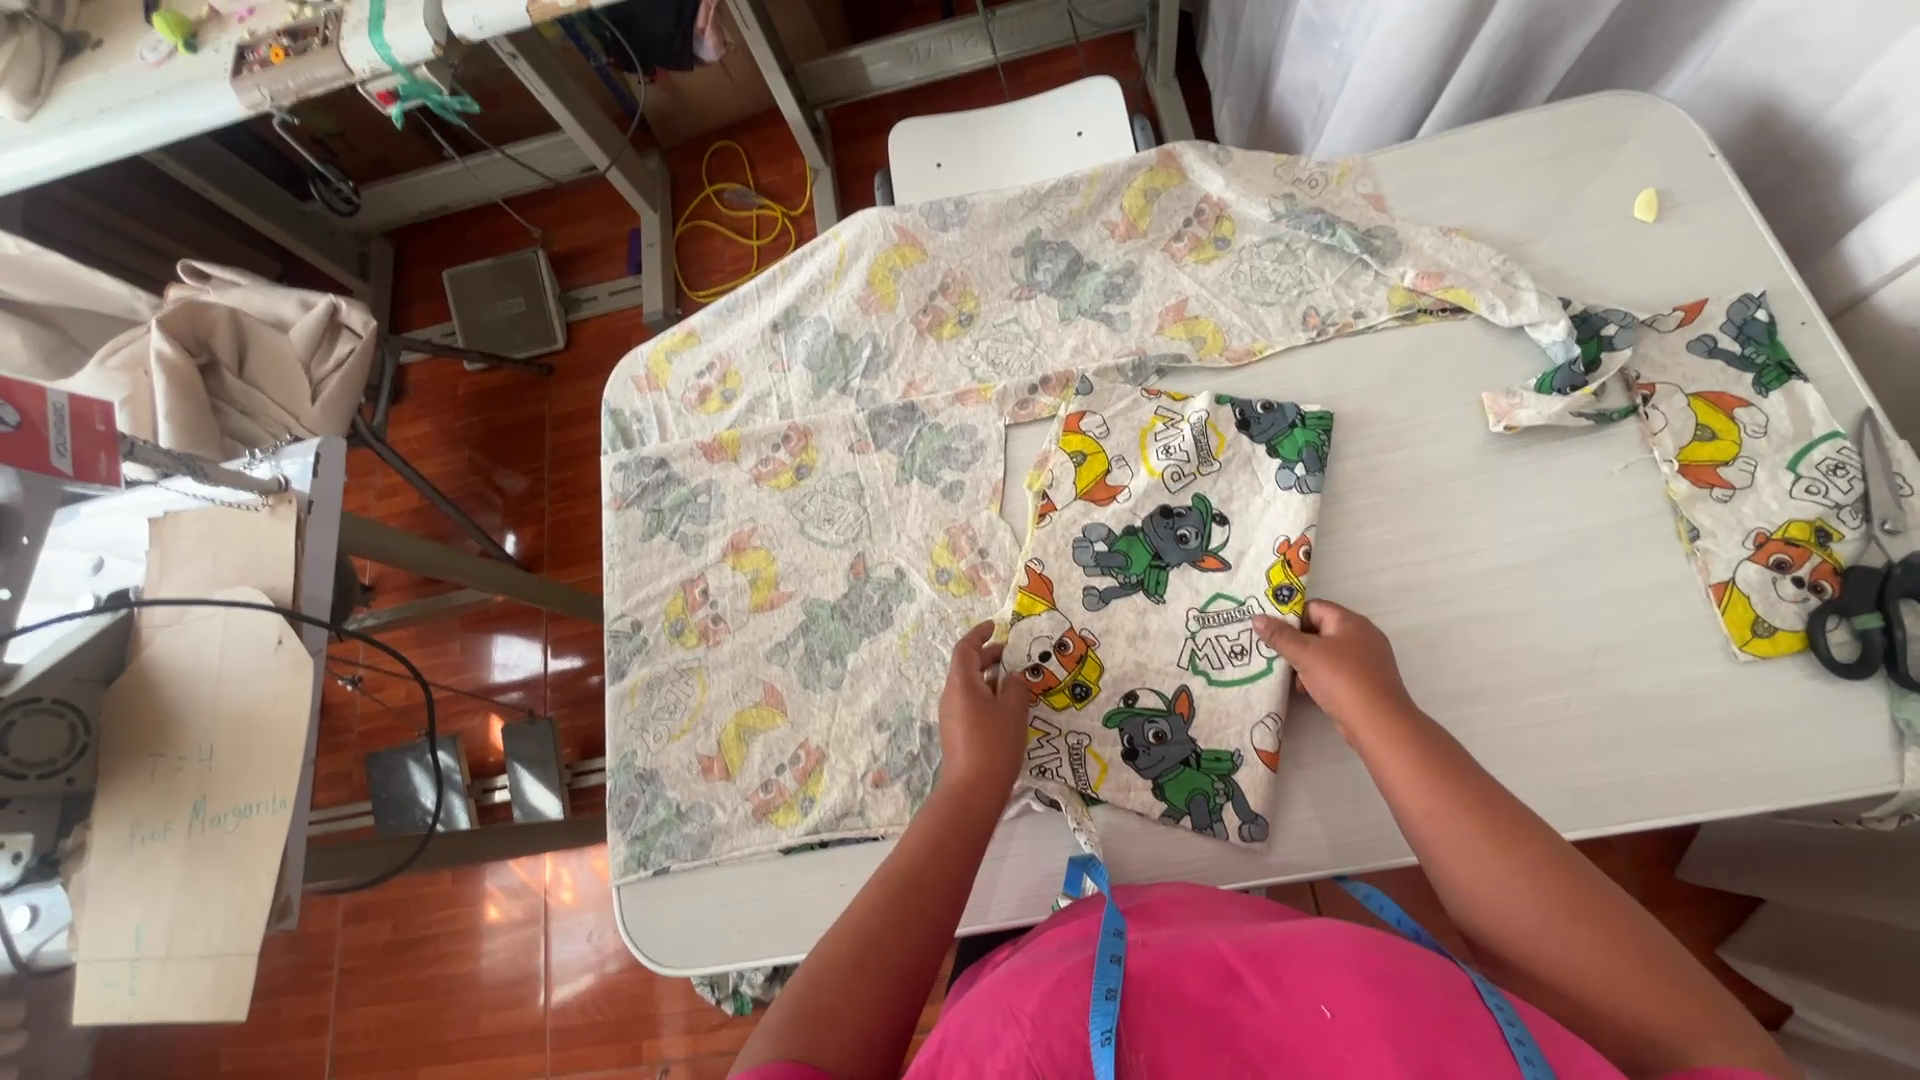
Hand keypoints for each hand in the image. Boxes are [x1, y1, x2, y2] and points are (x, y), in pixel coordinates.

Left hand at [937, 621, 1027, 796]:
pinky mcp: (957, 732)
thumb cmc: (994, 744)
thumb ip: (1014, 686)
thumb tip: (1011, 677)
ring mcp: (951, 715)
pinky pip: (971, 702)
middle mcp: (951, 695)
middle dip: (989, 656)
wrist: (973, 790)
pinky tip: (1008, 707)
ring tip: (1016, 681)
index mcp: (961, 683)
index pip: (965, 648)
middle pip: (967, 666)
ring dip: (991, 677)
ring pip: (970, 686)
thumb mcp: (1013, 709)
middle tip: (1014, 655)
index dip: (979, 634)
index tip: (995, 626)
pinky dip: (987, 695)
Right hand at [1253, 600, 1418, 743]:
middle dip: (1295, 642)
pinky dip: (1320, 676)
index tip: (1271, 631)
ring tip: (1290, 676)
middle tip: (1274, 653)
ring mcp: (1366, 659)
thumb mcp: (1305, 654)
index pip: (1314, 607)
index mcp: (1350, 621)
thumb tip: (1257, 618)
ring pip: (1326, 652)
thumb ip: (1279, 636)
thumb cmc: (1341, 680)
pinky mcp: (1366, 680)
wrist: (1378, 722)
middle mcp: (1362, 635)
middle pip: (1319, 629)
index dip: (1290, 616)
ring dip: (1305, 662)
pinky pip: (1336, 670)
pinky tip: (1307, 690)